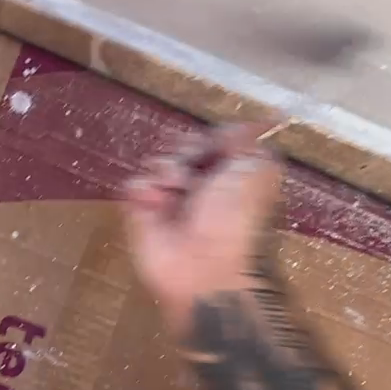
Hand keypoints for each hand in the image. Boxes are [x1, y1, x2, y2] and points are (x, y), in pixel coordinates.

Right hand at [123, 124, 286, 340]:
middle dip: (185, 151)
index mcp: (231, 175)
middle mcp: (200, 185)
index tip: (214, 144)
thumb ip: (248, 141)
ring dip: (165, 171)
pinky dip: (144, 190)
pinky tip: (156, 204)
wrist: (204, 268)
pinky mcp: (140, 213)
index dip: (210, 136)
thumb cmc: (236, 220)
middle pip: (181, 146)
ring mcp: (168, 199)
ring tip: (175, 190)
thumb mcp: (257, 170)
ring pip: (155, 162)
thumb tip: (249, 122)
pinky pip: (133, 185)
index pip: (213, 139)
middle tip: (192, 167)